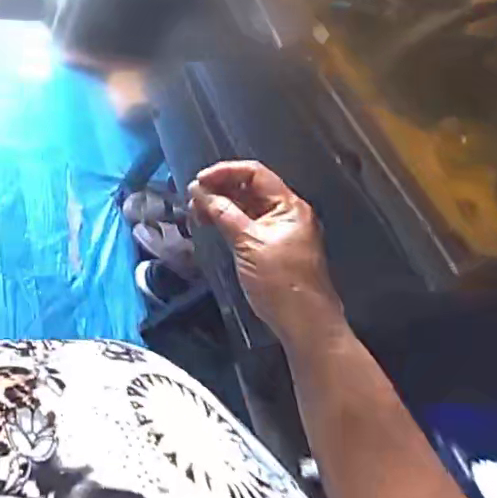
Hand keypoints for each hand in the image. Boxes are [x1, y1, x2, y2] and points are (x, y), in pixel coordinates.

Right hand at [189, 160, 344, 349]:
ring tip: (195, 213)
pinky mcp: (266, 244)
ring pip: (241, 204)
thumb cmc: (280, 281)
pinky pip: (241, 221)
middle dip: (217, 189)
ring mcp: (275, 229)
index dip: (224, 172)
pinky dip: (222, 219)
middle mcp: (283, 213)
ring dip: (216, 204)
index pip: (254, 173)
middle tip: (191, 200)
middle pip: (246, 186)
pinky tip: (206, 224)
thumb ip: (222, 212)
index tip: (198, 182)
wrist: (304, 326)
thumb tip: (197, 189)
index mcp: (288, 207)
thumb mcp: (248, 242)